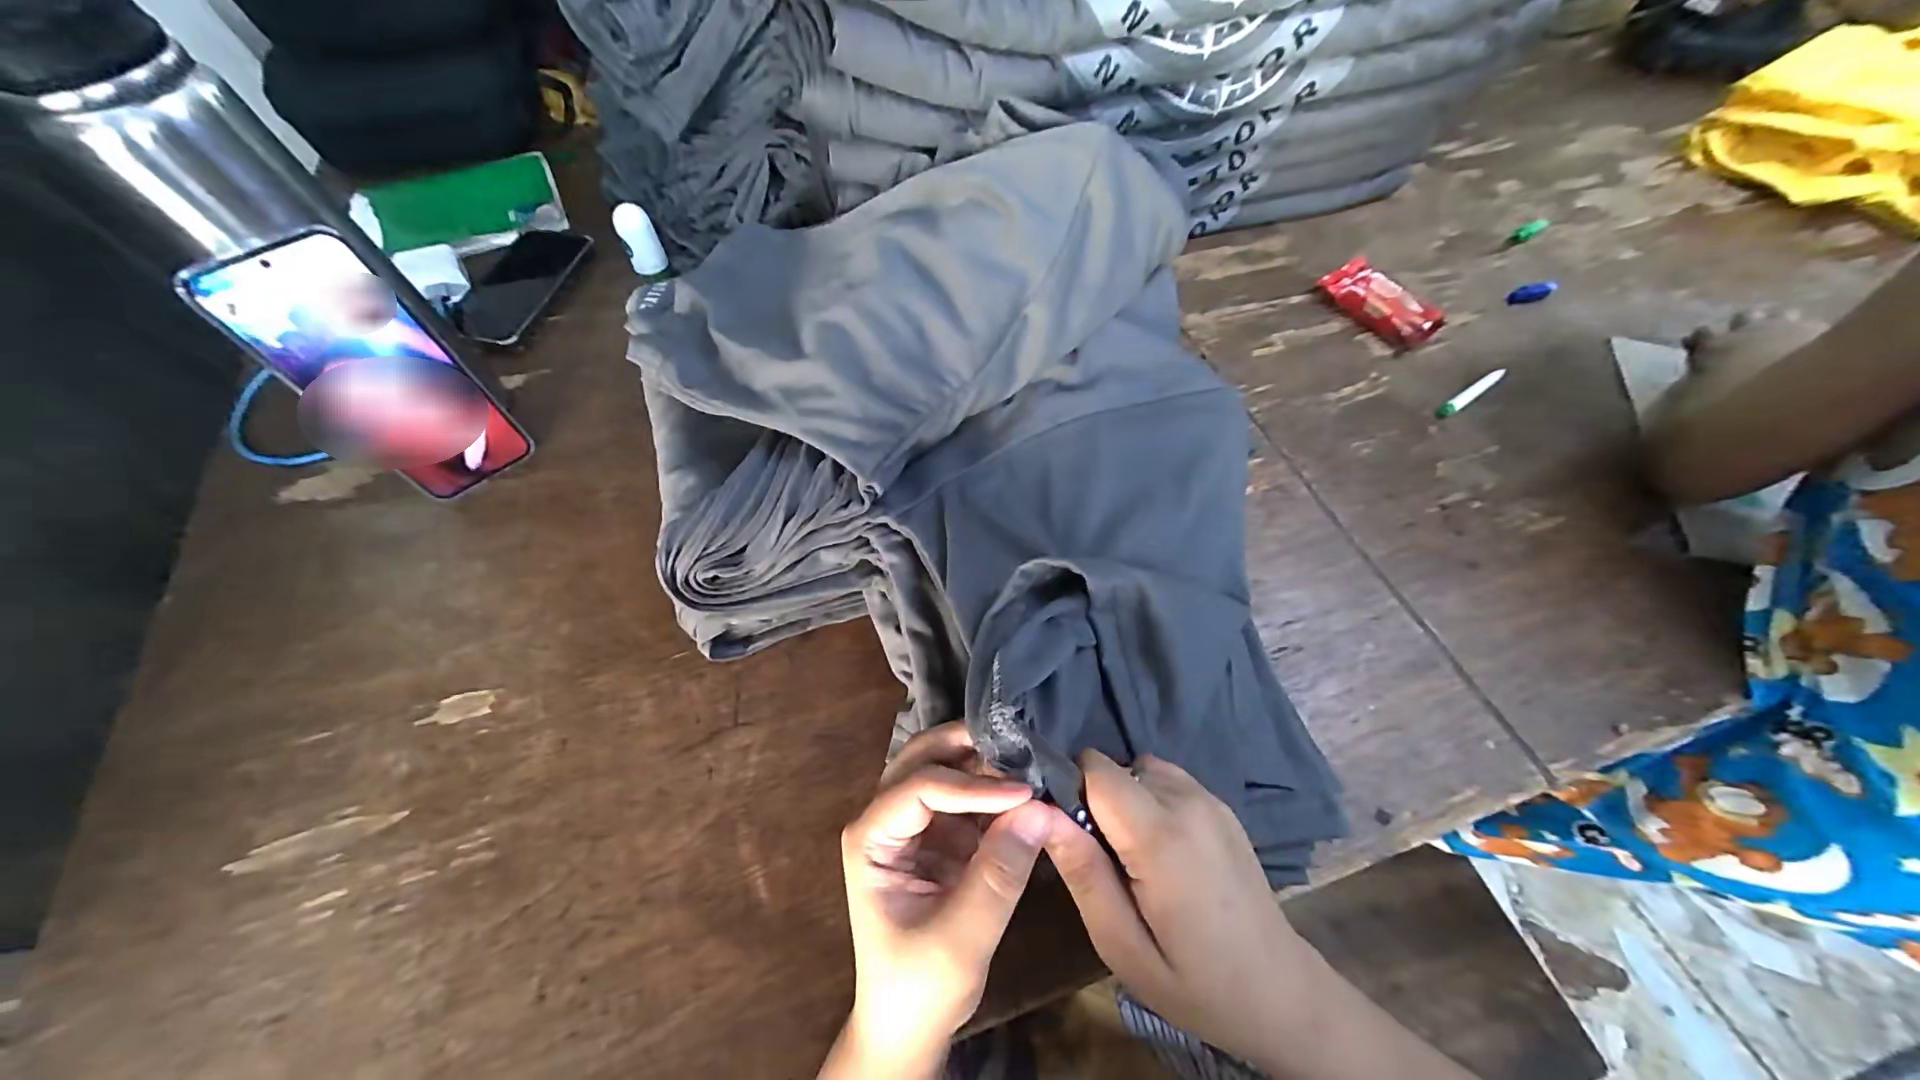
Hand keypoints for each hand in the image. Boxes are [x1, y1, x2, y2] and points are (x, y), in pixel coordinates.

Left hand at [822, 722, 1057, 1078]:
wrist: (910, 1025)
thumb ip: (999, 874)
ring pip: (944, 768)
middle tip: (1019, 743)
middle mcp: (886, 819)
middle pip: (923, 759)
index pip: (920, 788)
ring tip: (1029, 762)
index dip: (972, 786)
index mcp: (871, 838)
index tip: (1023, 792)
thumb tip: (1039, 810)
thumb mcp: (963, 939)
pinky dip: (995, 790)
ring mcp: (913, 825)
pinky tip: (1026, 791)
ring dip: (984, 762)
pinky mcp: (940, 837)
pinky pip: (967, 798)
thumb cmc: (921, 987)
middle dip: (968, 746)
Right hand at [1042, 752, 1472, 1079]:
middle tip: (1101, 859)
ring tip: (1131, 856)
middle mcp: (1187, 800)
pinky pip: (1166, 780)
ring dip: (1122, 799)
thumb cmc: (1194, 981)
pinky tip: (1161, 850)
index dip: (1067, 788)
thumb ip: (1081, 870)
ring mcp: (1210, 799)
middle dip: (1094, 800)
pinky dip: (1149, 800)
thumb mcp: (1121, 943)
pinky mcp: (1221, 805)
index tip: (1063, 832)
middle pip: (1114, 767)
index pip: (1093, 768)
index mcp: (1160, 834)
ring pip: (1138, 769)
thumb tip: (1035, 811)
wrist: (1281, 993)